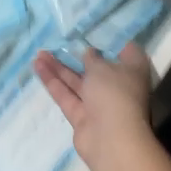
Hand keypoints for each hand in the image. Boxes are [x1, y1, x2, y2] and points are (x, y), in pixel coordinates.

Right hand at [33, 45, 154, 170]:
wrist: (111, 139)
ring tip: (39, 53)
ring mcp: (99, 103)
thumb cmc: (115, 93)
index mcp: (132, 71)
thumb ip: (92, 58)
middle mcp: (117, 86)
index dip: (108, 41)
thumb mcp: (102, 67)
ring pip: (77, 82)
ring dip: (58, 67)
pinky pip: (66, 95)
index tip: (90, 31)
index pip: (123, 51)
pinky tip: (38, 67)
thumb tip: (88, 53)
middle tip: (56, 42)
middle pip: (95, 67)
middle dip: (75, 55)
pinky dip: (53, 82)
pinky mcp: (82, 117)